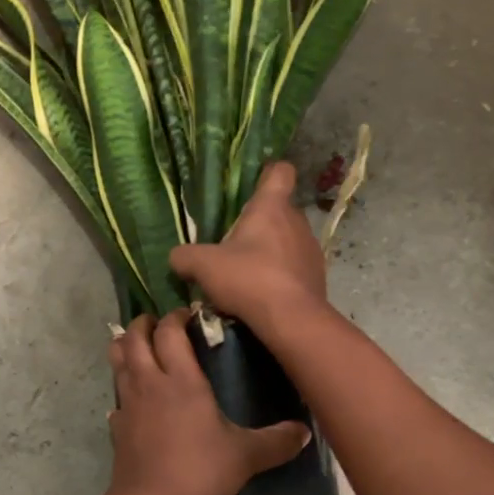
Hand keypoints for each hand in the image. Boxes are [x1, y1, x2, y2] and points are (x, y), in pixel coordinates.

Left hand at [107, 310, 311, 494]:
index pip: (169, 332)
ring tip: (136, 346)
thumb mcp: (247, 455)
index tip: (186, 314)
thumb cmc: (201, 469)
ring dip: (124, 347)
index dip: (174, 317)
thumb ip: (276, 441)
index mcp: (181, 379)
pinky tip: (131, 401)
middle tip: (155, 323)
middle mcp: (150, 382)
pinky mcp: (117, 426)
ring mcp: (128, 403)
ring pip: (117, 361)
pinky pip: (116, 398)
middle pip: (135, 338)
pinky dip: (122, 391)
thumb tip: (305, 432)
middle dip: (143, 324)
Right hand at [170, 162, 333, 334]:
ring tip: (246, 271)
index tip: (252, 183)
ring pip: (288, 239)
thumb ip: (184, 256)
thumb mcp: (203, 266)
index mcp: (271, 207)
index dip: (267, 173)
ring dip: (269, 249)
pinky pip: (294, 267)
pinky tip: (260, 292)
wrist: (292, 322)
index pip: (280, 172)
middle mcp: (297, 222)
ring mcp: (310, 250)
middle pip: (280, 209)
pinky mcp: (316, 278)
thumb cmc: (248, 279)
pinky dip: (279, 274)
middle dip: (259, 221)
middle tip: (233, 239)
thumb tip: (177, 257)